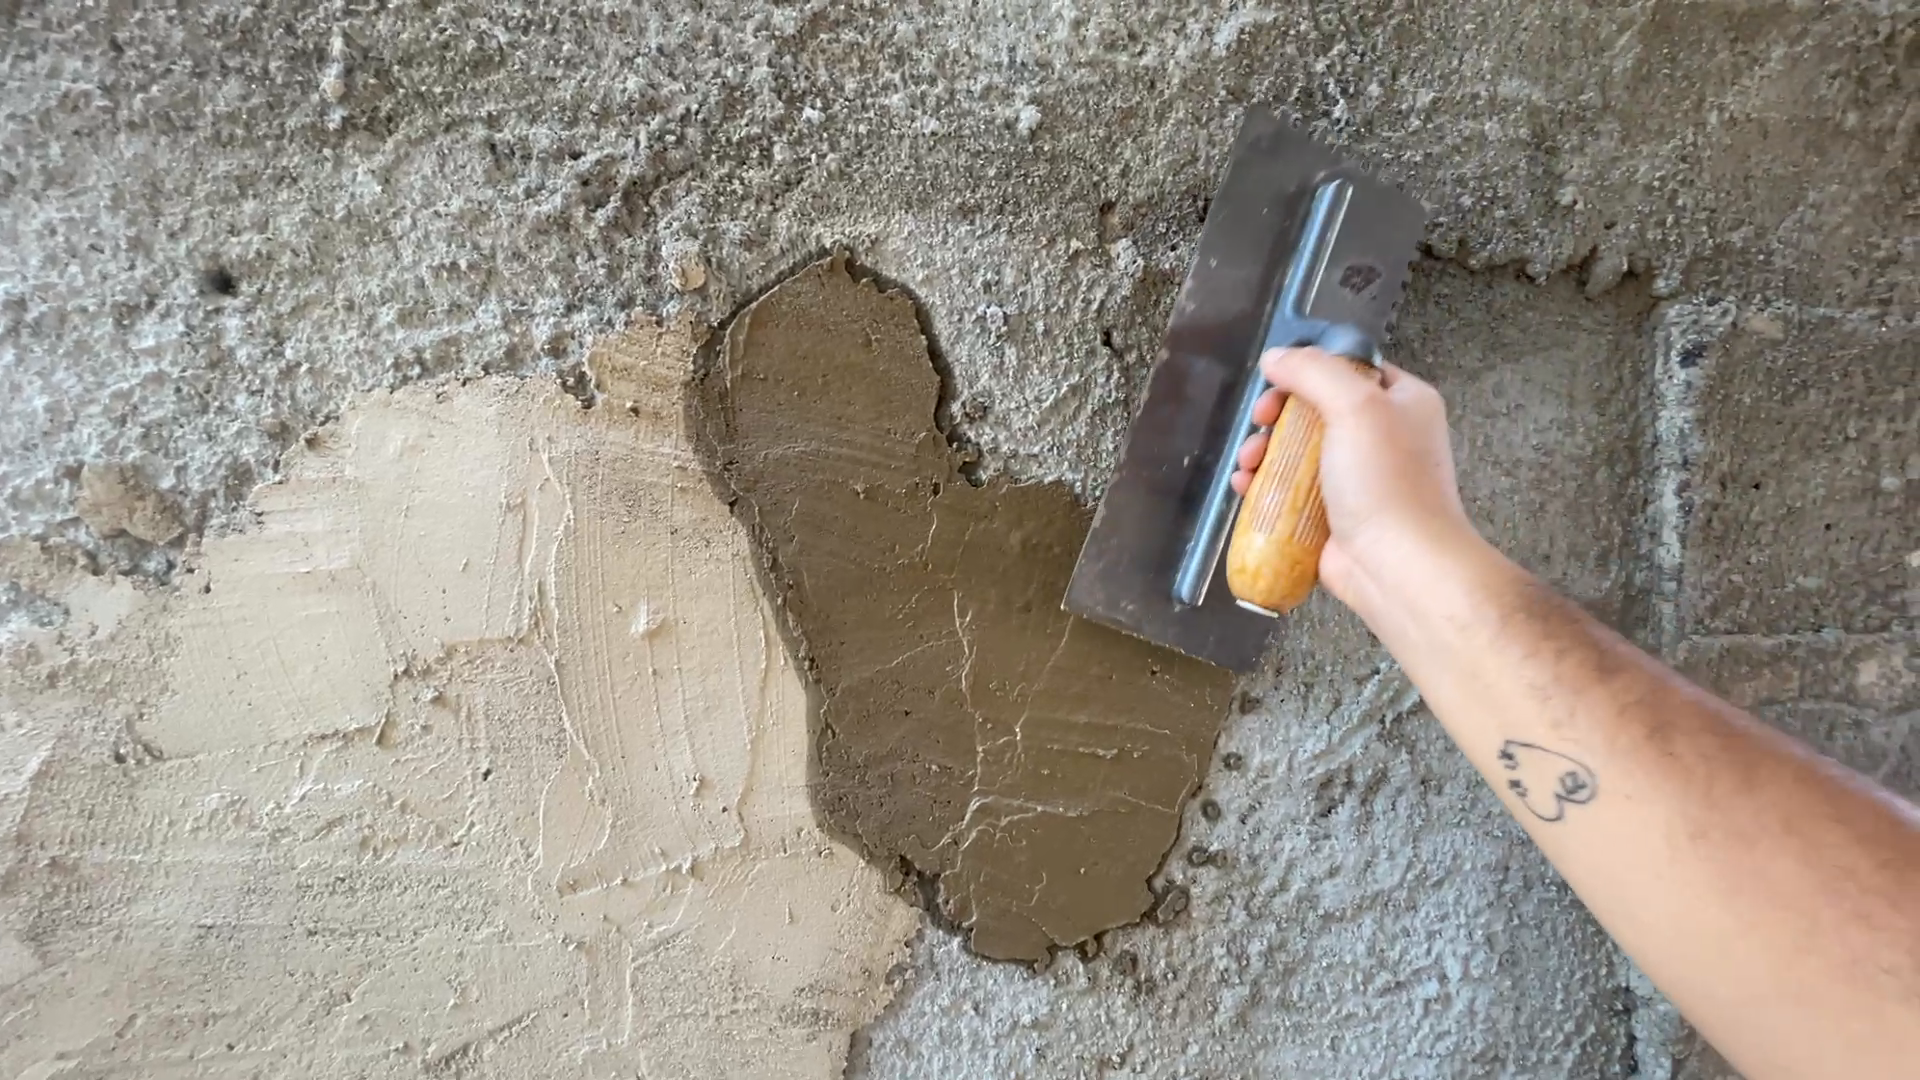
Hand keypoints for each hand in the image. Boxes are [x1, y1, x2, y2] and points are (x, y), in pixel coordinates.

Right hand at [1227, 347, 1474, 617]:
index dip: (1309, 372)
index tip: (1277, 384)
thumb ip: (1314, 373)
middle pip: (1314, 411)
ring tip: (1246, 464)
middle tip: (1259, 424)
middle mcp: (1382, 437)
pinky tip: (1244, 488)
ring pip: (1296, 452)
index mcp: (1403, 402)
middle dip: (1277, 417)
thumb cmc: (1386, 483)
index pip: (1350, 370)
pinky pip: (1289, 490)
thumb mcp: (1355, 408)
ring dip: (1262, 452)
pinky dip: (1263, 486)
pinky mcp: (1330, 513)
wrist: (1396, 565)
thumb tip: (1274, 357)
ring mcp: (1355, 479)